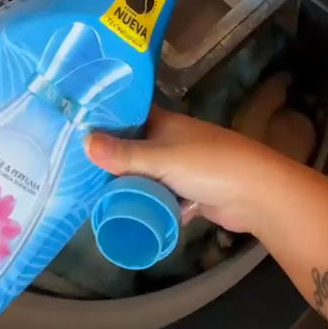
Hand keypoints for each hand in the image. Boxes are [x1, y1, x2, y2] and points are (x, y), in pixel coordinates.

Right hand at [84, 108, 305, 233]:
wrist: (256, 194)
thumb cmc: (209, 164)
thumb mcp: (161, 158)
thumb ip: (124, 154)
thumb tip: (83, 142)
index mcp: (163, 122)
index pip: (126, 114)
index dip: (102, 120)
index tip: (72, 129)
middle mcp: (168, 140)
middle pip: (130, 149)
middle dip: (109, 161)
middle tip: (71, 172)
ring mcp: (178, 167)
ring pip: (143, 175)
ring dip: (127, 186)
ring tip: (88, 196)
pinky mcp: (187, 193)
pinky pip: (158, 197)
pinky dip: (146, 204)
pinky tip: (121, 214)